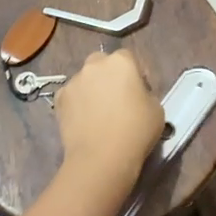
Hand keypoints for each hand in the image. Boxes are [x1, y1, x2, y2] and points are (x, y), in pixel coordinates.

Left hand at [54, 49, 163, 187]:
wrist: (102, 157)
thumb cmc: (136, 130)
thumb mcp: (157, 108)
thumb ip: (145, 93)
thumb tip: (134, 95)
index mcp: (121, 61)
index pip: (129, 59)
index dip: (135, 74)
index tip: (139, 92)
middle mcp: (94, 65)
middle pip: (102, 64)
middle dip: (109, 76)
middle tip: (117, 99)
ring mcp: (73, 81)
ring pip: (85, 80)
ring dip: (92, 90)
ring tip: (98, 113)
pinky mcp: (59, 99)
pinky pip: (71, 96)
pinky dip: (77, 104)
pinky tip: (84, 121)